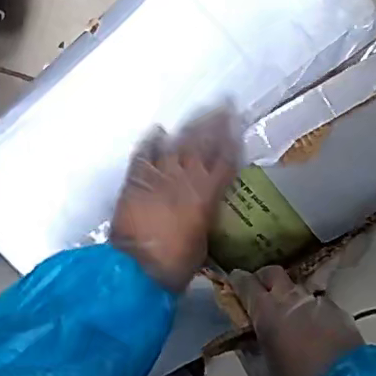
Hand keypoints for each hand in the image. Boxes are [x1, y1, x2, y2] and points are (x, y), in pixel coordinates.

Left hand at [110, 108, 238, 292]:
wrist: (137, 269)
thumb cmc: (177, 263)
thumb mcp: (203, 239)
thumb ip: (206, 215)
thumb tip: (206, 208)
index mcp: (208, 193)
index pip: (227, 159)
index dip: (234, 140)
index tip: (239, 124)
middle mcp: (187, 177)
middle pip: (204, 142)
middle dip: (216, 122)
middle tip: (225, 105)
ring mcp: (160, 174)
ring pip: (178, 142)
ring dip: (190, 125)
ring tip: (201, 112)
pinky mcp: (136, 179)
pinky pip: (145, 153)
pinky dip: (152, 141)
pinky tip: (160, 130)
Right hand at [231, 265, 363, 375]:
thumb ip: (249, 349)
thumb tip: (244, 335)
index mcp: (268, 313)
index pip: (247, 284)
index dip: (237, 282)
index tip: (233, 285)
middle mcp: (294, 299)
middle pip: (274, 274)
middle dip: (263, 280)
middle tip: (258, 298)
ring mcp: (320, 303)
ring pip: (297, 289)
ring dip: (288, 299)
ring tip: (287, 321)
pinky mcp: (340, 313)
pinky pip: (317, 304)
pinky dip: (308, 311)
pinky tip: (311, 333)